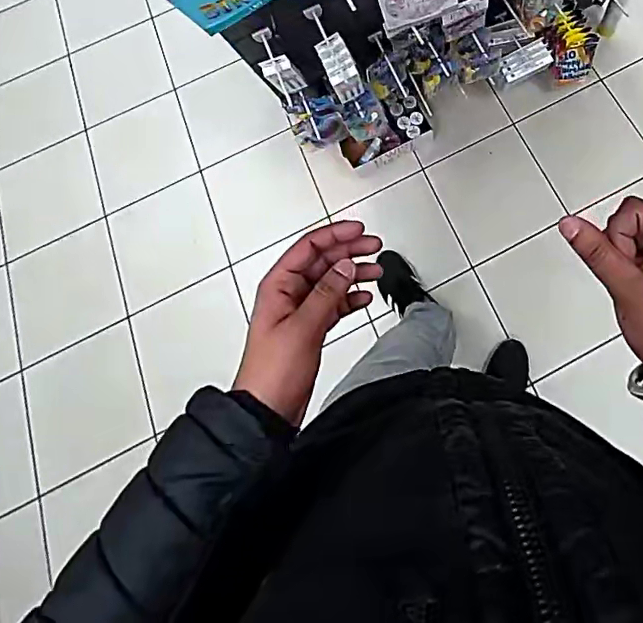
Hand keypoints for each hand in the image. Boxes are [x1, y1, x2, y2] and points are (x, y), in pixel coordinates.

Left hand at [233, 221, 383, 423]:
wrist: (267, 412)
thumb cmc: (271, 373)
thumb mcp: (302, 327)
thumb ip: (326, 293)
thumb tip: (345, 265)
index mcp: (279, 286)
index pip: (309, 247)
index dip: (335, 234)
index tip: (358, 230)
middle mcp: (289, 294)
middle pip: (323, 260)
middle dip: (349, 250)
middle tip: (373, 246)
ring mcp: (301, 310)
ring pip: (332, 279)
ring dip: (354, 272)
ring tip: (375, 269)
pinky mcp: (311, 326)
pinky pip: (335, 301)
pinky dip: (351, 297)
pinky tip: (364, 297)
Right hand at [560, 200, 642, 383]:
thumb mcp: (628, 289)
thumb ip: (596, 251)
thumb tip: (571, 225)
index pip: (633, 211)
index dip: (618, 238)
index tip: (627, 267)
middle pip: (630, 219)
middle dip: (620, 249)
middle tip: (634, 280)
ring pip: (629, 234)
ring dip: (624, 259)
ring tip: (638, 286)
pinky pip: (634, 248)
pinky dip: (628, 266)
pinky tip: (639, 286)